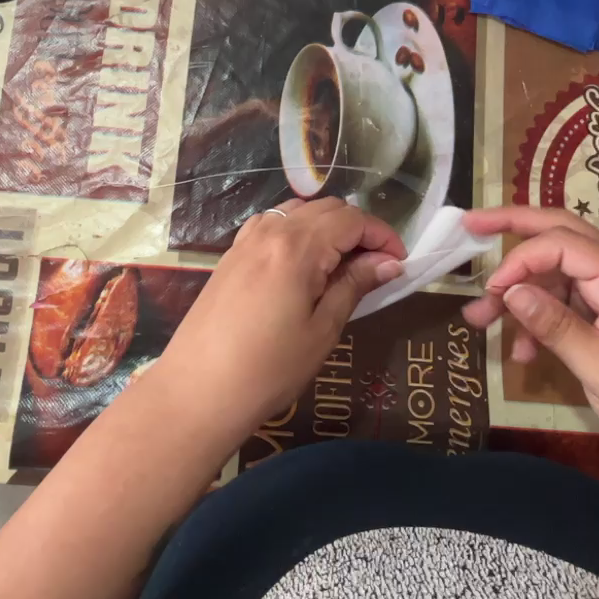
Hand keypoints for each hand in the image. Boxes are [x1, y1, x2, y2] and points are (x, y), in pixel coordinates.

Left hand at [156, 198, 404, 437]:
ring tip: (344, 266)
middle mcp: (271, 230)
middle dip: (359, 229)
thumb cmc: (268, 368)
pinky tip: (304, 264)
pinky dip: (299, 231)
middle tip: (377, 267)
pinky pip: (274, 224)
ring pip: (299, 211)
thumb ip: (354, 285)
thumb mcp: (322, 330)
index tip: (400, 263)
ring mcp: (247, 239)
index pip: (352, 219)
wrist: (197, 391)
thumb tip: (389, 263)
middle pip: (327, 208)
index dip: (382, 235)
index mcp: (297, 246)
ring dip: (328, 227)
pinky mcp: (232, 254)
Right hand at [460, 207, 598, 474]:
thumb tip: (511, 291)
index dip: (519, 260)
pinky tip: (524, 351)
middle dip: (515, 227)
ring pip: (562, 271)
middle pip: (563, 233)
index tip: (491, 293)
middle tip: (471, 224)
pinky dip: (544, 317)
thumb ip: (557, 328)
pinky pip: (573, 301)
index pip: (561, 245)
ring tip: (480, 319)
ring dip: (522, 289)